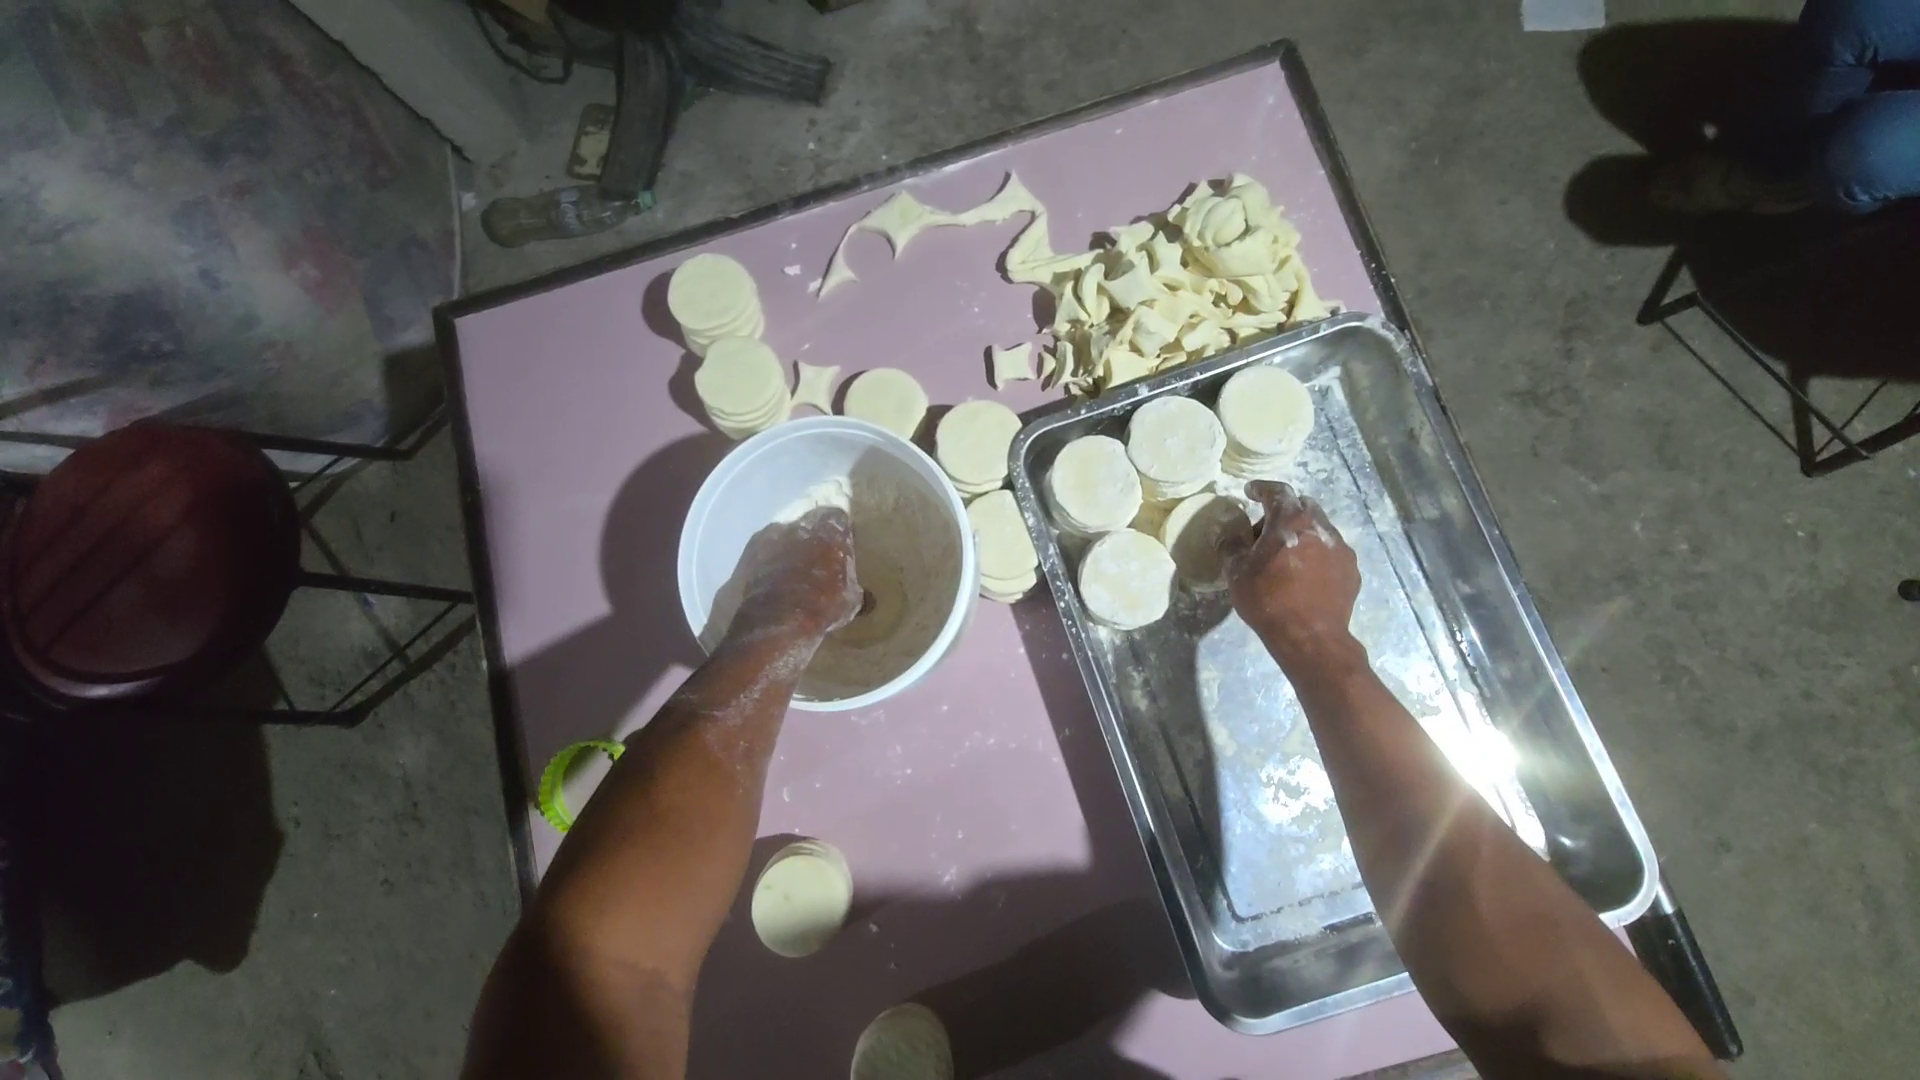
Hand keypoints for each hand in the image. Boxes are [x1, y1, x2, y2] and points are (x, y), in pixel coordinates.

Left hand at [726, 507, 861, 645]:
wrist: (774, 622)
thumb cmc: (820, 607)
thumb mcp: (850, 600)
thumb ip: (854, 587)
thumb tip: (868, 597)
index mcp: (828, 529)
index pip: (838, 515)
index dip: (841, 528)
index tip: (843, 540)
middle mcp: (798, 523)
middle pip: (809, 519)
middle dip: (814, 533)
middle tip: (818, 552)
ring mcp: (770, 535)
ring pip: (784, 532)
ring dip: (790, 544)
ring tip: (794, 565)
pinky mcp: (748, 552)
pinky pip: (765, 549)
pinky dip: (770, 558)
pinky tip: (773, 575)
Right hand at [1222, 481, 1364, 676]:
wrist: (1310, 637)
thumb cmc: (1268, 599)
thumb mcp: (1236, 572)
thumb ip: (1230, 545)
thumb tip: (1228, 533)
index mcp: (1291, 521)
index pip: (1277, 491)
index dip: (1261, 488)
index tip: (1249, 492)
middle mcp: (1321, 527)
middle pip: (1302, 506)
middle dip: (1283, 511)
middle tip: (1265, 529)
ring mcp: (1341, 548)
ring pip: (1318, 528)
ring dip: (1301, 533)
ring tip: (1285, 554)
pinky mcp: (1351, 570)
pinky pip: (1330, 551)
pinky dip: (1315, 553)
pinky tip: (1304, 574)